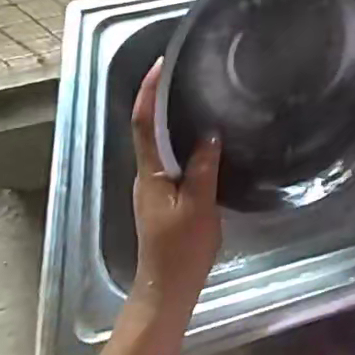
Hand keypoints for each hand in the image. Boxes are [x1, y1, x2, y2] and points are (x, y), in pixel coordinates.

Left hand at [129, 58, 221, 321]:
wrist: (168, 287)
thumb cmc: (182, 248)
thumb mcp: (199, 206)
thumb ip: (204, 168)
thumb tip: (210, 134)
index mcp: (151, 174)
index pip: (145, 124)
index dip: (149, 93)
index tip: (160, 67)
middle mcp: (147, 175)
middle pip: (149, 129)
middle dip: (160, 99)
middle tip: (182, 75)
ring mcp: (154, 187)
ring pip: (160, 144)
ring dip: (171, 118)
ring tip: (195, 98)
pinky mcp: (165, 197)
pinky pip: (171, 158)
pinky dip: (181, 140)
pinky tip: (203, 138)